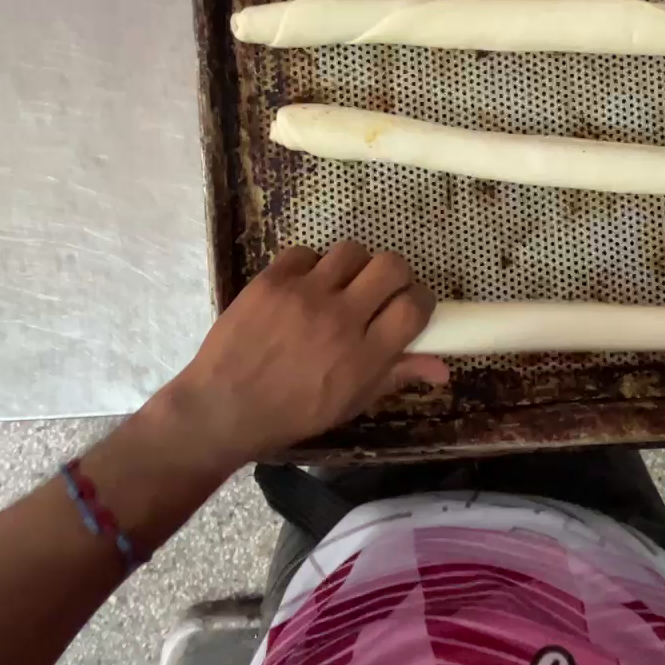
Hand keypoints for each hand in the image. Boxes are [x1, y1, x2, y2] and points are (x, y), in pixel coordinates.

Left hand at [163, 242, 448, 465]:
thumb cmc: (292, 414)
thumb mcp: (350, 403)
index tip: (411, 307)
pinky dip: (310, 267)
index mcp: (363, 356)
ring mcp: (304, 295)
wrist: (221, 409)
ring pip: (351, 251)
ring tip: (340, 285)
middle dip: (395, 274)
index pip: (414, 307)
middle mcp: (339, 319)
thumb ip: (396, 376)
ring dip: (353, 266)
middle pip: (391, 266)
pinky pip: (306, 253)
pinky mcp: (271, 280)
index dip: (421, 301)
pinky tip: (302, 288)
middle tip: (380, 290)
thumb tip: (444, 369)